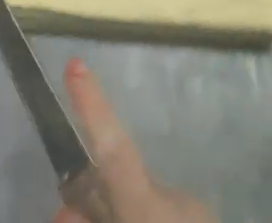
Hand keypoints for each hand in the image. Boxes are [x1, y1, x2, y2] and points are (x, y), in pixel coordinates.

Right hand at [54, 59, 218, 222]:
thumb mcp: (129, 217)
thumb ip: (84, 219)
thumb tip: (67, 209)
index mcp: (150, 212)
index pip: (116, 152)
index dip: (94, 108)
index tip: (76, 64)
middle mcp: (178, 205)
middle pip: (117, 187)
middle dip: (90, 202)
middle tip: (69, 220)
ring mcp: (196, 212)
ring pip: (139, 205)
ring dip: (117, 215)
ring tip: (101, 221)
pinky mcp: (204, 218)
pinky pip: (162, 215)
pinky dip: (141, 220)